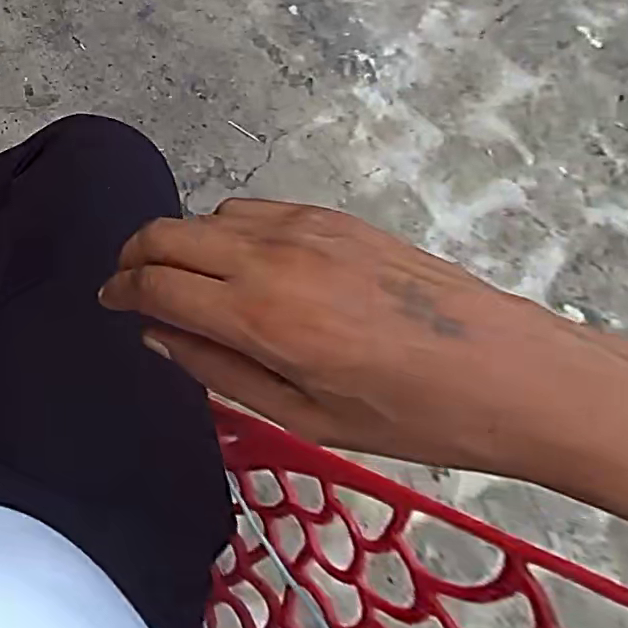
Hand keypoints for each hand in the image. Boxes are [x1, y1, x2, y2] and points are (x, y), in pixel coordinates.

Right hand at [100, 200, 627, 483]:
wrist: (520, 372)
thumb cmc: (412, 416)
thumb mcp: (305, 418)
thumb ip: (218, 372)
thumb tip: (156, 335)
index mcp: (261, 318)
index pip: (156, 285)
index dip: (120, 289)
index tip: (108, 299)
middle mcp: (268, 259)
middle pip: (164, 233)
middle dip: (132, 255)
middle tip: (129, 282)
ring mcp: (299, 227)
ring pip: (203, 216)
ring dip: (180, 243)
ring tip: (192, 279)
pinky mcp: (326, 215)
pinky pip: (247, 210)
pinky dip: (222, 231)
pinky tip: (244, 263)